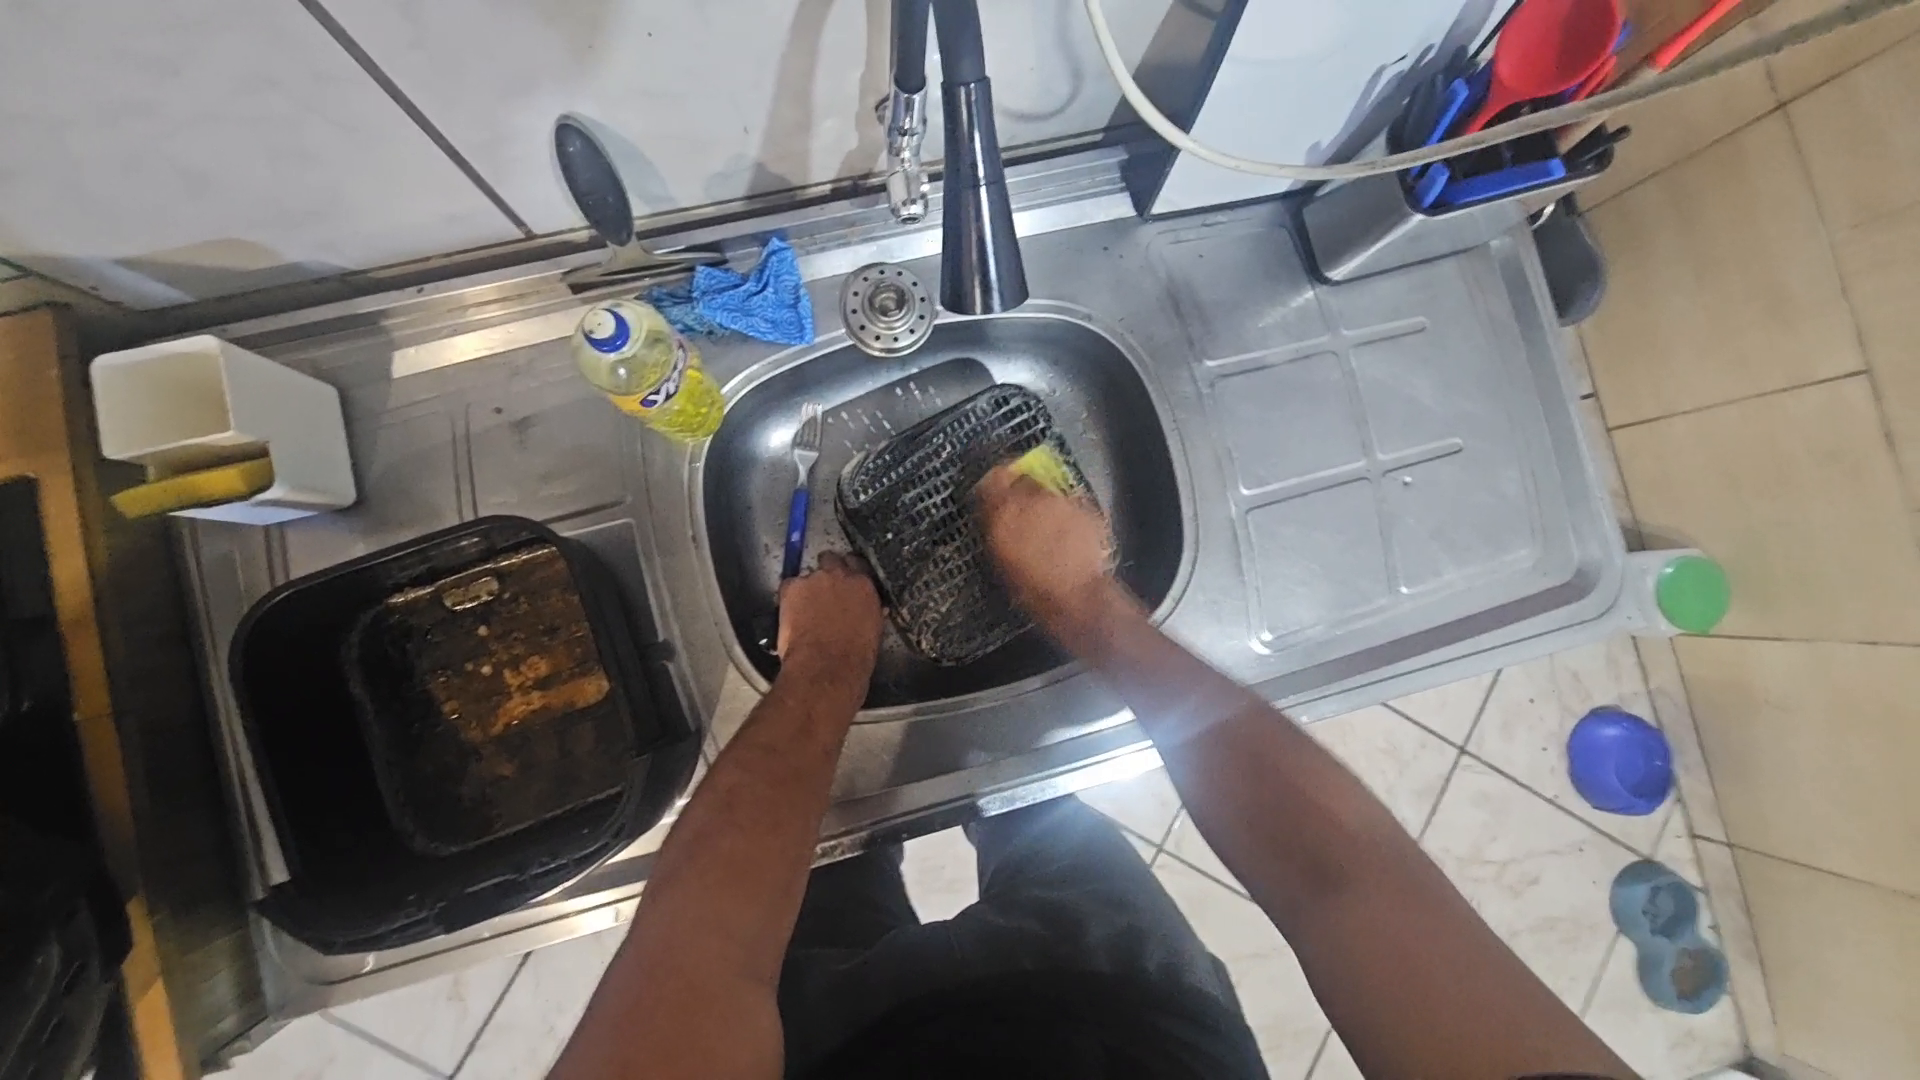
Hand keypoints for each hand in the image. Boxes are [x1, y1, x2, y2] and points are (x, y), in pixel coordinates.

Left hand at [777, 551, 883, 675]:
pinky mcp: (791, 587)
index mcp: (864, 585)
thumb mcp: (872, 628)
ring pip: (807, 575)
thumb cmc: (855, 656)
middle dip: (827, 571)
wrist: (827, 666)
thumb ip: (867, 609)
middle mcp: (840, 575)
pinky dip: (789, 597)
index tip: (845, 579)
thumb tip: (864, 608)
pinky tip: (790, 614)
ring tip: (804, 609)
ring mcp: (814, 579)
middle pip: (830, 559)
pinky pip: (789, 586)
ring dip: (807, 588)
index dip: (849, 570)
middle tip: (823, 590)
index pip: (857, 564)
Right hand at [975, 465, 1122, 638]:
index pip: (995, 477)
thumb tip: (992, 513)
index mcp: (1006, 510)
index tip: (995, 492)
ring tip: (1048, 529)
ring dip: (1045, 506)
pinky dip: (1067, 516)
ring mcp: (1064, 502)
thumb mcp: (999, 560)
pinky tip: (1069, 537)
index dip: (995, 483)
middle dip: (1021, 495)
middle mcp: (1035, 497)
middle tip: (1022, 515)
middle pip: (1024, 481)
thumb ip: (995, 528)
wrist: (1077, 599)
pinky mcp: (1088, 510)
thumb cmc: (1030, 589)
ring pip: (1049, 494)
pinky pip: (1071, 506)